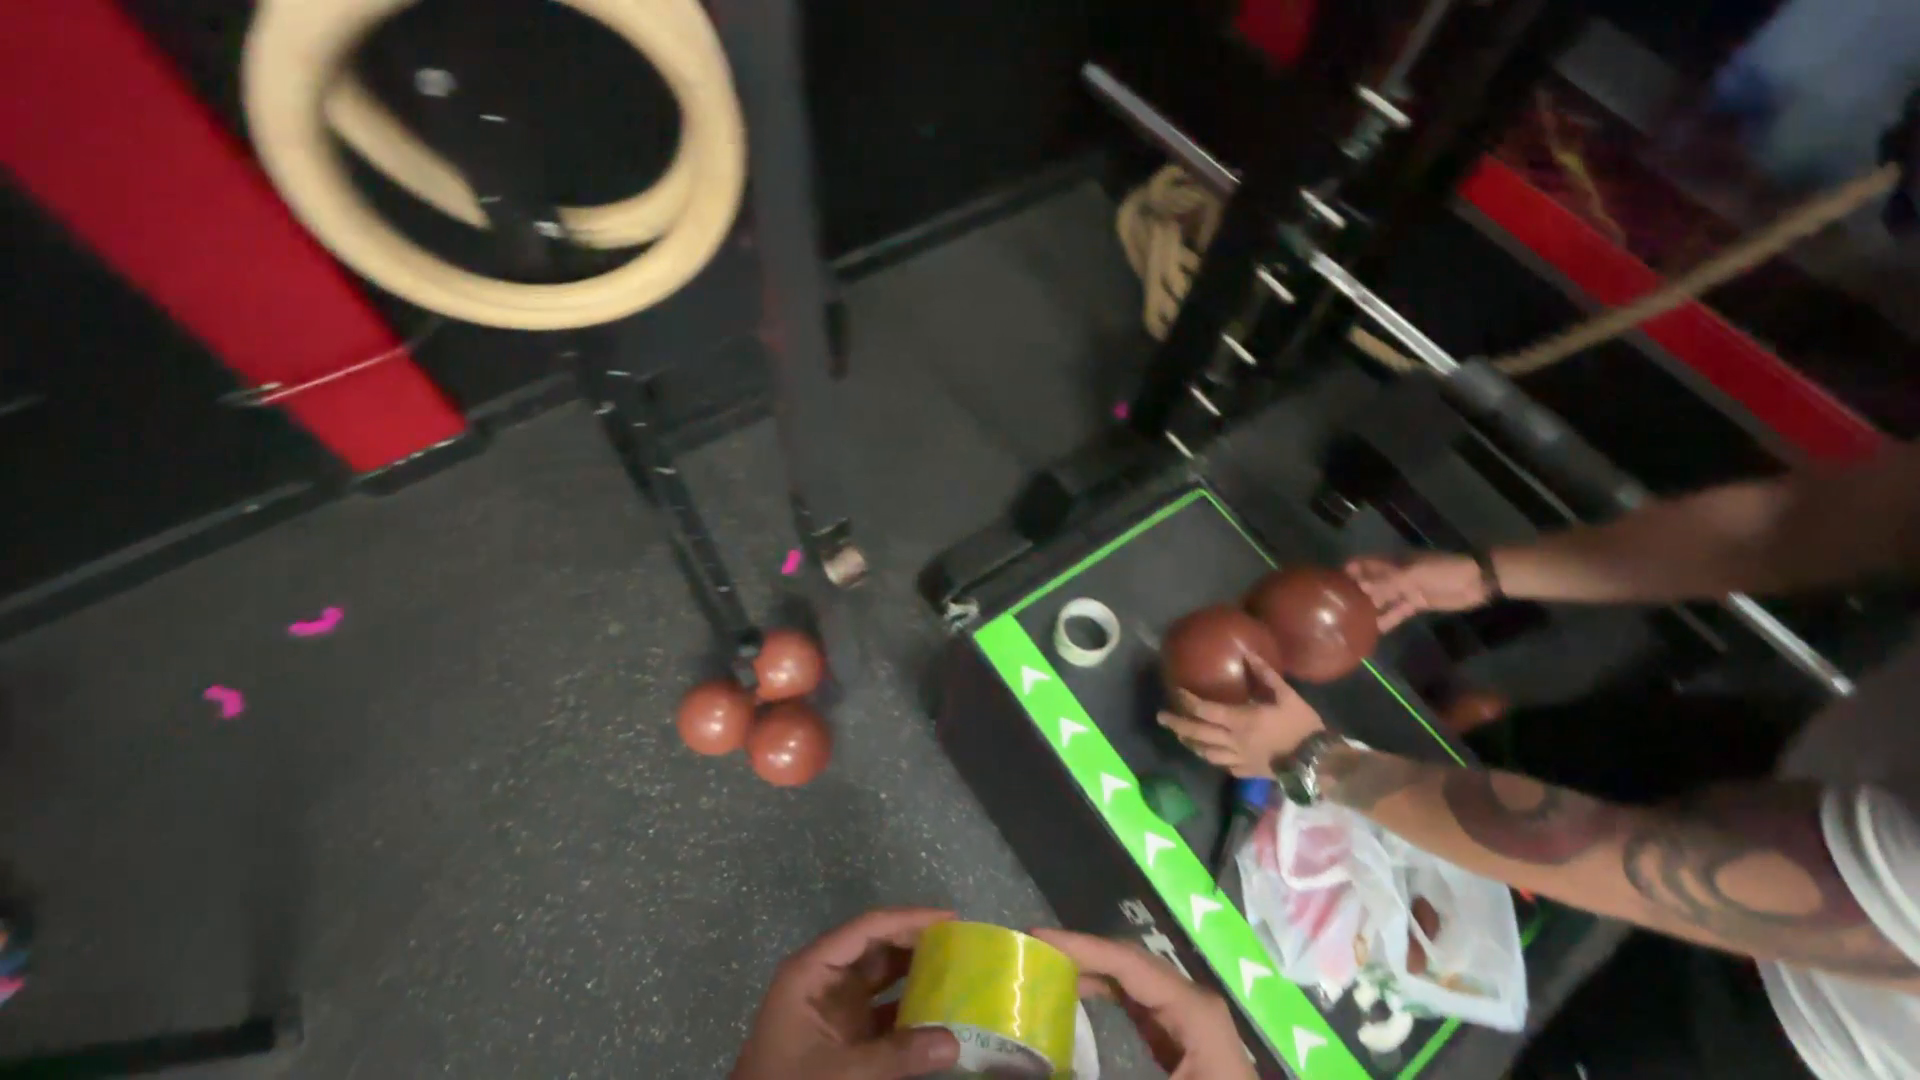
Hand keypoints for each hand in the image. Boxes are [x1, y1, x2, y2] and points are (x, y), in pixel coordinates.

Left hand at [732, 908, 961, 1079]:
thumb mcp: (841, 1075)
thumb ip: (897, 1056)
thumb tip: (955, 1041)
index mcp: (812, 971)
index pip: (867, 929)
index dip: (908, 919)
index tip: (950, 918)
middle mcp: (822, 980)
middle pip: (875, 947)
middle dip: (916, 942)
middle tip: (961, 942)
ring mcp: (831, 1008)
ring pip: (880, 977)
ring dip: (914, 974)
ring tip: (957, 970)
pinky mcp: (840, 1037)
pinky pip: (880, 1012)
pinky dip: (908, 1010)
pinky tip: (939, 1014)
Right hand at [1031, 929, 1255, 1078]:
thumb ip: (1092, 1075)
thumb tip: (1044, 1066)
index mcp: (1192, 1010)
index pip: (1128, 963)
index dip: (1082, 946)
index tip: (1037, 936)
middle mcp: (1191, 1001)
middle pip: (1129, 962)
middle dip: (1081, 951)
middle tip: (1032, 950)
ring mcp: (1187, 1016)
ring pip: (1132, 977)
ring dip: (1091, 968)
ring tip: (1046, 967)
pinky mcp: (1181, 1034)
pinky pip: (1138, 998)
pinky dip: (1106, 990)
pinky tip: (1077, 995)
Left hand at [1158, 653, 1324, 776]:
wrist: (1318, 761)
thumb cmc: (1303, 726)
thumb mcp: (1287, 696)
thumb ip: (1266, 675)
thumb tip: (1249, 655)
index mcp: (1240, 720)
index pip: (1204, 710)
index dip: (1188, 700)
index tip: (1176, 691)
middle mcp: (1233, 741)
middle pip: (1197, 733)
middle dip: (1177, 724)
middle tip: (1161, 717)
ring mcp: (1238, 760)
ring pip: (1205, 753)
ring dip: (1190, 743)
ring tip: (1181, 736)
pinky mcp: (1247, 772)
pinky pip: (1222, 766)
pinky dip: (1212, 758)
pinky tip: (1208, 753)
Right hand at [1345, 552, 1491, 630]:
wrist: (1477, 581)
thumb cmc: (1443, 570)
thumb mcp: (1412, 573)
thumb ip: (1385, 581)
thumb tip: (1359, 588)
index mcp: (1391, 561)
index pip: (1361, 564)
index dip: (1345, 572)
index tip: (1328, 586)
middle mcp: (1393, 574)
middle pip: (1368, 583)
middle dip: (1352, 594)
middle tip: (1333, 611)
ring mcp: (1404, 589)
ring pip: (1380, 600)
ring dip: (1367, 610)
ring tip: (1348, 624)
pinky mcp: (1415, 603)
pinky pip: (1395, 613)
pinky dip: (1385, 621)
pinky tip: (1373, 632)